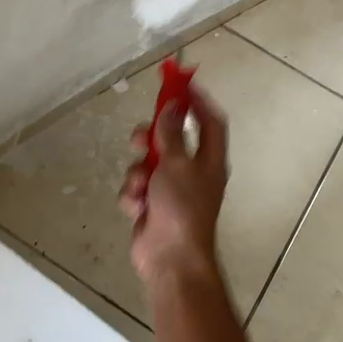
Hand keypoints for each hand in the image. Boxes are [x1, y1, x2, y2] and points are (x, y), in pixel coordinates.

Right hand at [119, 85, 227, 282]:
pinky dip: (133, 197)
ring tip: (140, 188)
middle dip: (151, 139)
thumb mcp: (176, 164)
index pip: (209, 121)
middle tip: (140, 139)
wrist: (170, 257)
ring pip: (145, 165)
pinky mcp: (150, 207)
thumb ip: (171, 133)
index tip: (180, 84)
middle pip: (170, 140)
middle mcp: (191, 172)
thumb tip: (173, 104)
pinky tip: (137, 209)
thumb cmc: (182, 208)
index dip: (197, 101)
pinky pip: (135, 189)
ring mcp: (169, 191)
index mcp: (209, 160)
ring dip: (137, 174)